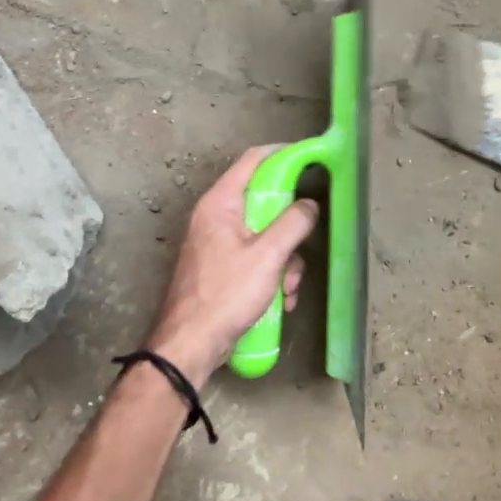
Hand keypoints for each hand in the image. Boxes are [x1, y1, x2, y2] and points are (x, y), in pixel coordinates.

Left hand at [146, 146, 316, 387]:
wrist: (189, 345)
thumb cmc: (225, 294)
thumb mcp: (268, 256)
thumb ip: (293, 224)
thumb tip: (309, 205)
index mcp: (220, 203)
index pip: (254, 160)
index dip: (283, 154)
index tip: (310, 158)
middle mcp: (216, 217)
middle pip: (264, 202)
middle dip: (290, 228)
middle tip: (301, 244)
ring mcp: (218, 244)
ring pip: (265, 236)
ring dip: (285, 261)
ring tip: (288, 289)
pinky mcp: (222, 269)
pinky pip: (256, 259)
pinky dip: (272, 276)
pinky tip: (280, 302)